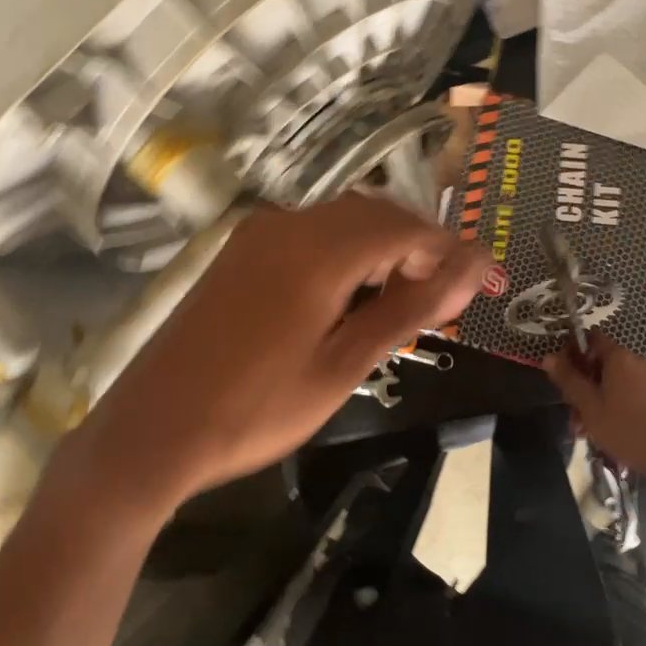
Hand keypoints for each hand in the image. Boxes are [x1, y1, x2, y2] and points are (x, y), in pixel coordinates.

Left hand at [71, 193, 487, 506]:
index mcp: (318, 250)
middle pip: (377, 214)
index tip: (493, 282)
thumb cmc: (256, 409)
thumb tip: (470, 271)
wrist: (152, 431)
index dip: (456, 252)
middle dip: (423, 247)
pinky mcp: (239, 254)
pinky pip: (311, 235)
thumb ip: (409, 309)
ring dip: (386, 249)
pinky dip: (348, 254)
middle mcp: (288, 225)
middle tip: (454, 297)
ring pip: (343, 221)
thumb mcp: (343, 366)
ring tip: (411, 300)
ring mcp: (257, 236)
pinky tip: (355, 296)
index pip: (409, 229)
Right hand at [545, 332, 645, 480]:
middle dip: (578, 383)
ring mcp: (642, 378)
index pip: (590, 338)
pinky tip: (594, 428)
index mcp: (619, 357)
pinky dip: (604, 404)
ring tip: (579, 427)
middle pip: (596, 362)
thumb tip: (548, 356)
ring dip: (588, 399)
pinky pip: (619, 391)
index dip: (571, 351)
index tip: (558, 372)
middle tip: (568, 408)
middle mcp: (633, 361)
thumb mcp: (588, 404)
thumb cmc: (622, 427)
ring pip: (606, 381)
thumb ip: (568, 378)